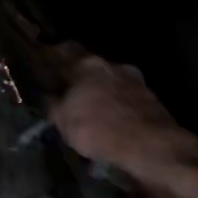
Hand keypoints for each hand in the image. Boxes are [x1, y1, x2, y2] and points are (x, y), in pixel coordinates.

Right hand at [51, 54, 197, 188]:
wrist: (153, 148)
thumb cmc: (98, 129)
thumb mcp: (61, 119)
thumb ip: (53, 102)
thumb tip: (51, 96)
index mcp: (87, 63)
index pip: (63, 49)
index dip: (52, 57)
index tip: (44, 67)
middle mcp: (112, 65)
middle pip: (89, 66)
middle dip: (78, 77)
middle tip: (68, 92)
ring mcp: (135, 81)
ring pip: (110, 82)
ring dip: (100, 92)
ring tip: (91, 111)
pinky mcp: (152, 100)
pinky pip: (125, 98)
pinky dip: (116, 106)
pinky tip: (111, 121)